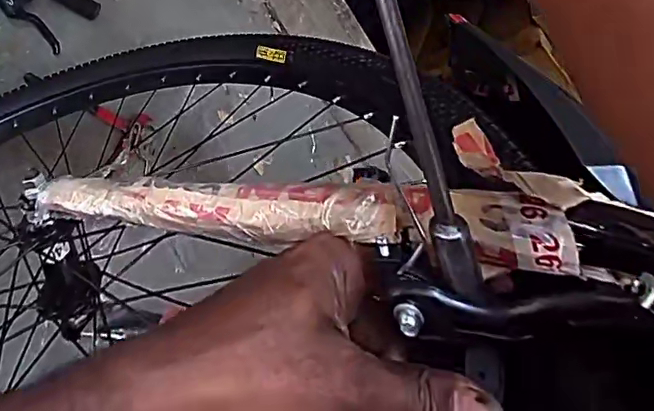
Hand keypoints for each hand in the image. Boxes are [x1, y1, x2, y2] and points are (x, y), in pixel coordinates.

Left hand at [0, 235, 497, 410]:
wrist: (174, 391)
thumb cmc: (241, 364)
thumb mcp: (343, 382)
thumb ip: (413, 392)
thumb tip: (473, 399)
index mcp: (334, 257)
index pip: (409, 271)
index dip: (445, 308)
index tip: (479, 341)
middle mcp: (321, 271)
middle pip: (393, 314)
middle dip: (415, 359)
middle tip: (447, 394)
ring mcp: (305, 307)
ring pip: (370, 342)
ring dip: (389, 376)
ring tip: (407, 394)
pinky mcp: (290, 338)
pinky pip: (342, 356)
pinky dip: (360, 381)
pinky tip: (359, 397)